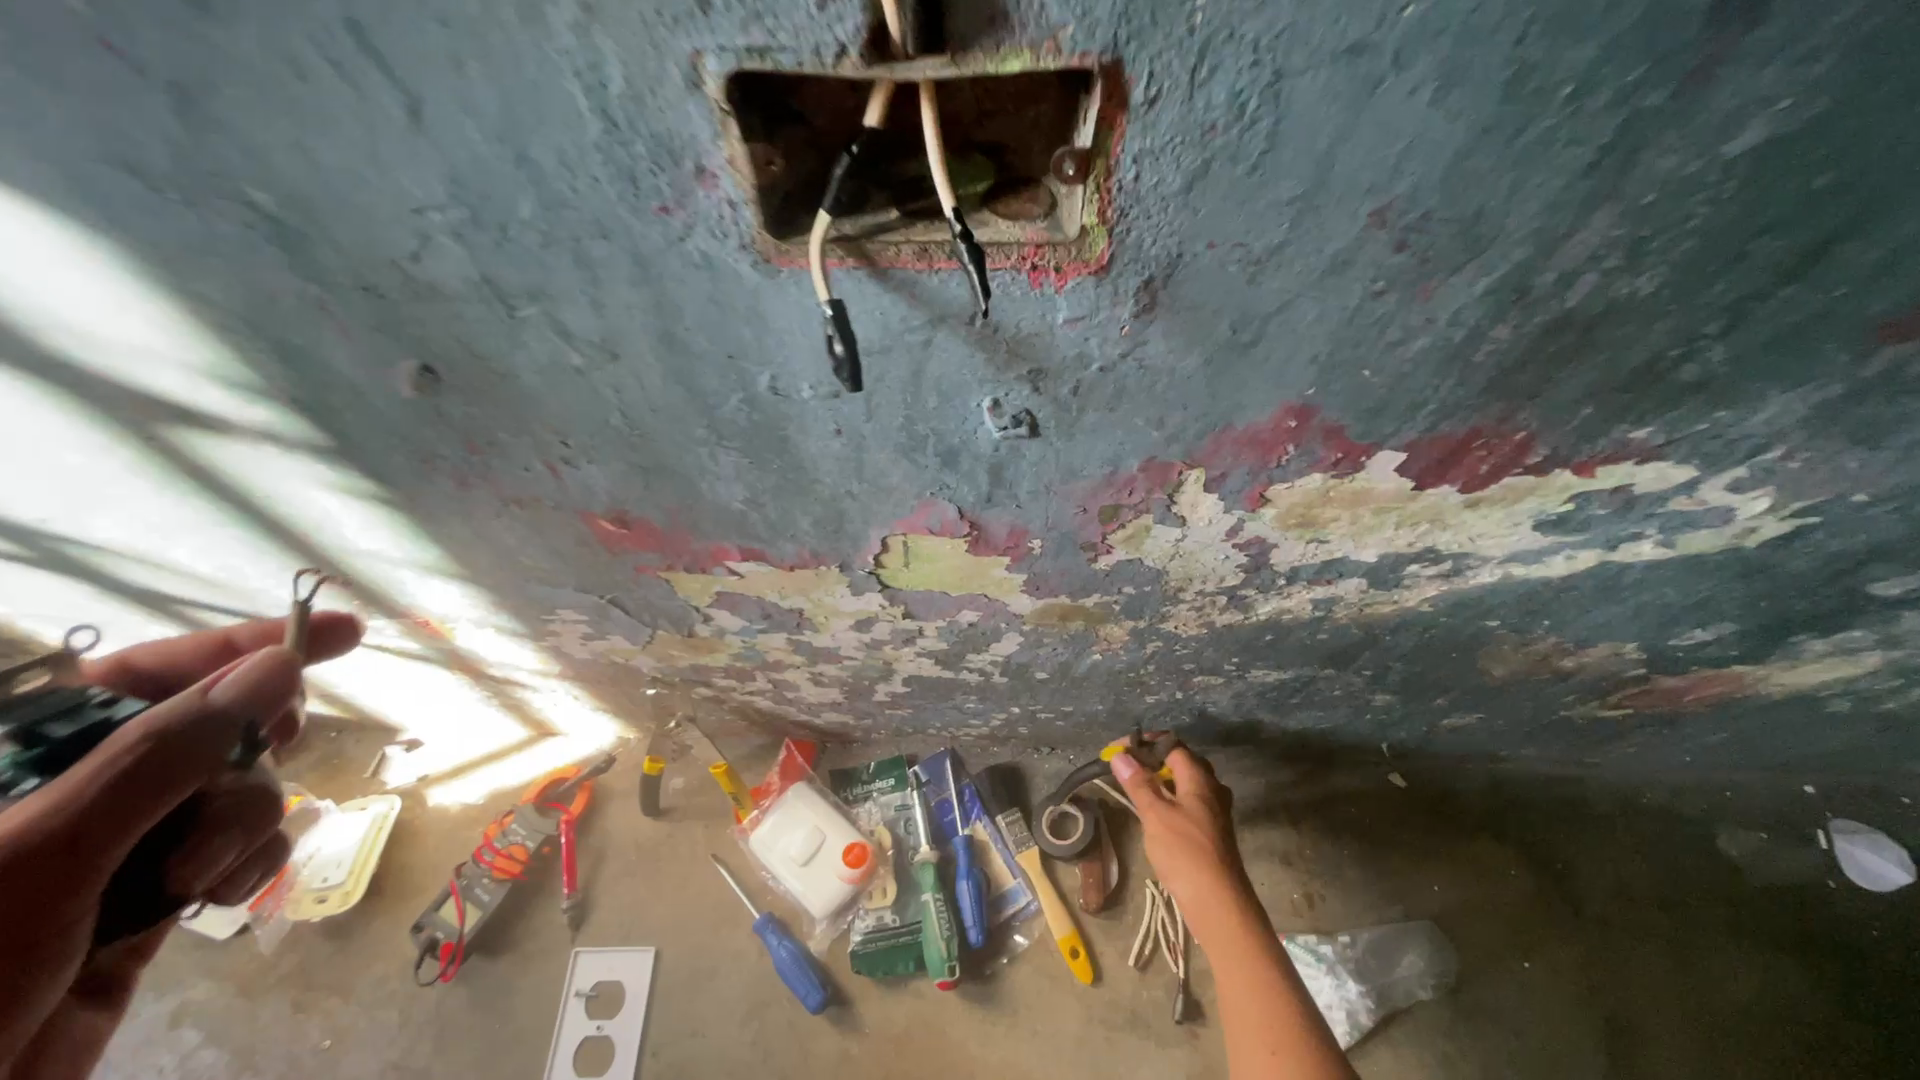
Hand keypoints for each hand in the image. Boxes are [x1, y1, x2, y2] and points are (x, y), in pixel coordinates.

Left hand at [0, 614, 361, 1079]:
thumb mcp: (50, 854)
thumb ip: (162, 756)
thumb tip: (276, 670)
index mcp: (21, 765)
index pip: (140, 673)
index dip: (237, 646)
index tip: (338, 634)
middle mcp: (77, 796)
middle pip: (205, 728)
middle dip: (249, 743)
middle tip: (284, 741)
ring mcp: (121, 847)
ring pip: (232, 792)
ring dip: (241, 824)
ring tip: (201, 876)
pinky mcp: (158, 895)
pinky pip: (237, 850)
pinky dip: (247, 864)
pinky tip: (220, 897)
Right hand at [1109, 741, 1262, 941]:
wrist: (1217, 901)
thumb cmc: (1185, 853)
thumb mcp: (1155, 815)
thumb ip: (1138, 784)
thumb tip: (1121, 755)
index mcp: (1200, 779)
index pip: (1172, 746)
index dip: (1144, 743)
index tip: (1117, 750)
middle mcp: (1212, 789)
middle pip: (1181, 762)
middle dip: (1152, 759)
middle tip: (1124, 765)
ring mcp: (1214, 810)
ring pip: (1185, 783)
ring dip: (1160, 779)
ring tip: (1134, 785)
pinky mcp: (1211, 830)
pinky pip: (1188, 801)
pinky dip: (1168, 797)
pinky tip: (1154, 811)